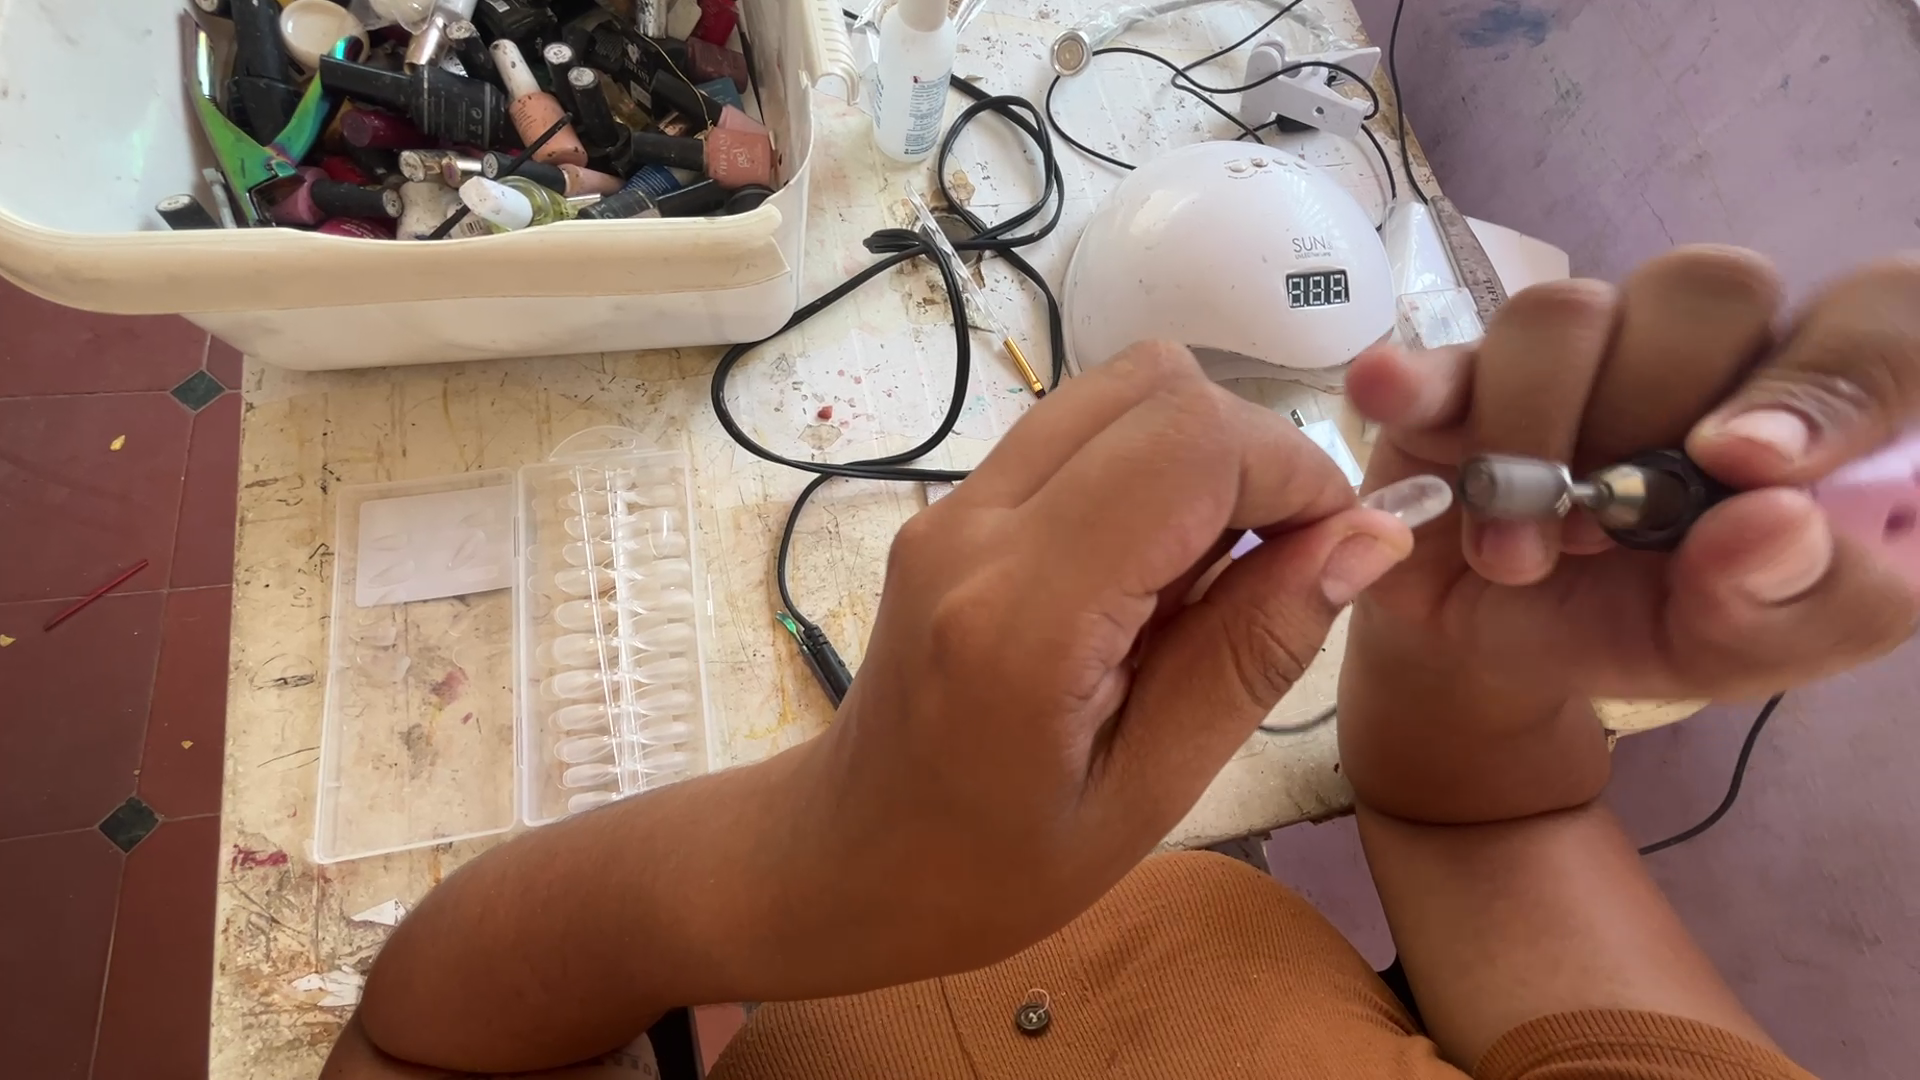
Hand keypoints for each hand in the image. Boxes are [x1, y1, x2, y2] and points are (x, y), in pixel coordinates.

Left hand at [801, 342, 1411, 975]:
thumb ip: (1253, 651)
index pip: (1188, 446)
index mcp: (1022, 613)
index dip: (1294, 471)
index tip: (1336, 546)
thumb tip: (1366, 538)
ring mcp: (949, 506)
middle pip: (1154, 385)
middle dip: (1251, 450)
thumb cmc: (993, 865)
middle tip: (1275, 558)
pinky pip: (1071, 436)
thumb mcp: (1148, 790)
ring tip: (1204, 570)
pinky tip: (1142, 565)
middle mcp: (974, 526)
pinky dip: (1141, 467)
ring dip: (1195, 453)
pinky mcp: (948, 508)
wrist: (848, 847)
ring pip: (1112, 393)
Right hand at [1347, 248, 1919, 702]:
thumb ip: (1800, 605)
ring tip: (1510, 550)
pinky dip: (1413, 379)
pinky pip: (1434, 357)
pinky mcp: (1447, 388)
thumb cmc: (1623, 629)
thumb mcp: (1736, 649)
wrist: (1482, 641)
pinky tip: (1384, 393)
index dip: (1831, 370)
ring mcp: (1555, 362)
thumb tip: (1776, 521)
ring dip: (1530, 438)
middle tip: (1603, 529)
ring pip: (1562, 314)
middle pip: (1705, 290)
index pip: (1876, 315)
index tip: (1744, 465)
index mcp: (1794, 404)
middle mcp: (1681, 355)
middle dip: (1648, 413)